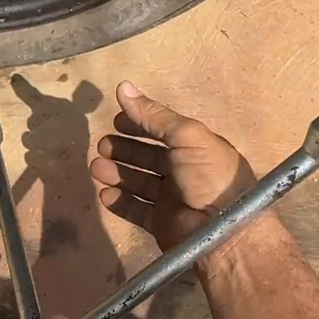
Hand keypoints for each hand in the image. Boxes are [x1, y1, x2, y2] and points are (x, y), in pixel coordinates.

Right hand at [90, 81, 258, 251]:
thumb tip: (122, 87)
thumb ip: (154, 115)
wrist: (223, 231)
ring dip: (116, 174)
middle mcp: (183, 172)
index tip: (116, 121)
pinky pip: (136, 210)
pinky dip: (119, 202)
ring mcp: (172, 199)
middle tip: (102, 146)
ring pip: (137, 182)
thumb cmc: (209, 176)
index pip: (162, 131)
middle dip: (123, 150)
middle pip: (147, 157)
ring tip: (96, 168)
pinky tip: (105, 194)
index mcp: (195, 148)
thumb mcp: (187, 136)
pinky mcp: (162, 223)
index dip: (139, 124)